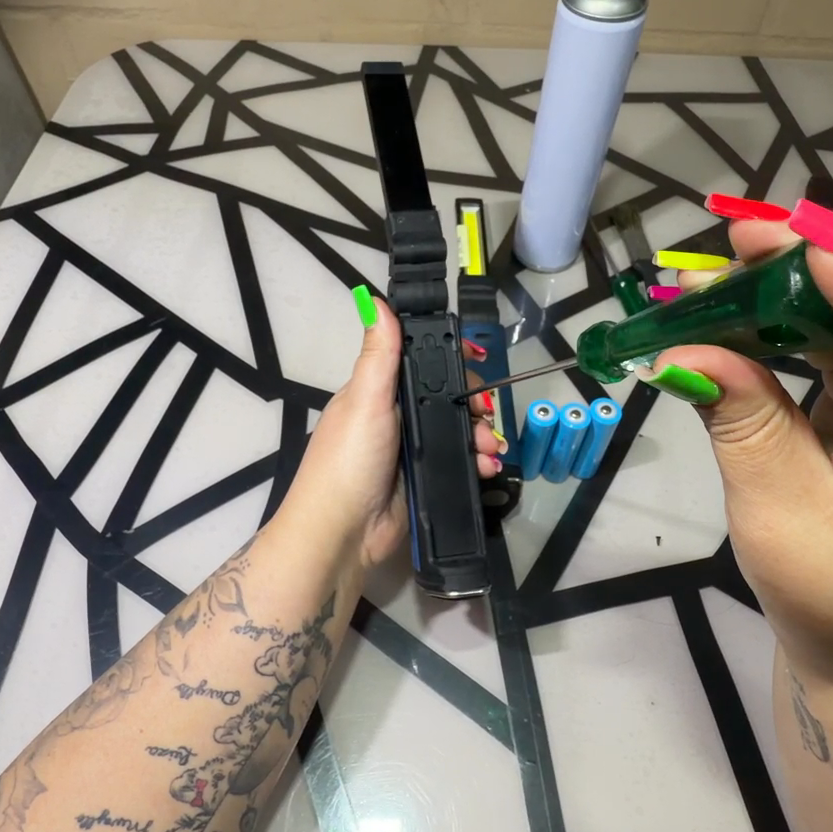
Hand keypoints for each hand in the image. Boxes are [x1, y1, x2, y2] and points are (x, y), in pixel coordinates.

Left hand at [279, 299, 502, 568]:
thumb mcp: (364, 399)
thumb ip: (379, 354)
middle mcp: (397, 418)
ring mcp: (412, 452)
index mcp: (378, 393)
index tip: (477, 364)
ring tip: (490, 449)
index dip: (452, 362)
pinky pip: (459, 464)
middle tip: (487, 416)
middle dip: (475, 405)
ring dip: (482, 437)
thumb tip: (374, 298)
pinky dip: (477, 463)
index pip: (423, 365)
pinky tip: (487, 468)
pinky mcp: (425, 482)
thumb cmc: (350, 457)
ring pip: (459, 432)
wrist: (343, 532)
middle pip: (448, 400)